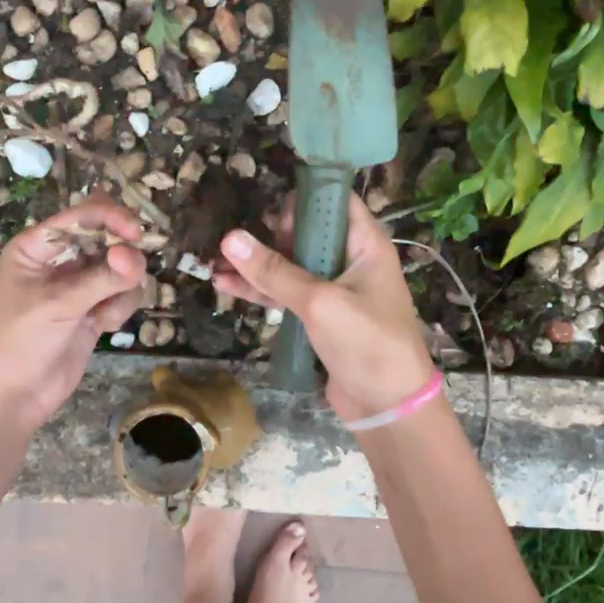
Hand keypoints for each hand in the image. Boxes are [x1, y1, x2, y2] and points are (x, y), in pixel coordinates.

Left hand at [0, 196, 147, 431]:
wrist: (8, 397)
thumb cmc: (17, 341)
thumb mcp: (56, 304)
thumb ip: (101, 278)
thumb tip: (137, 255)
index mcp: (37, 247)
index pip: (82, 217)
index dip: (111, 219)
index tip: (135, 234)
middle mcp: (59, 261)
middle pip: (106, 237)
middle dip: (122, 253)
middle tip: (131, 273)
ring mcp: (77, 287)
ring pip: (120, 268)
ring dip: (122, 285)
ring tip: (106, 312)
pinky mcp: (92, 312)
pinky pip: (120, 295)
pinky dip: (120, 306)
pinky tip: (104, 325)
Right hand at [212, 194, 435, 421]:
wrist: (389, 406)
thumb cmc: (367, 343)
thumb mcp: (320, 302)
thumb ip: (274, 272)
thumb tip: (229, 238)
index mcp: (365, 244)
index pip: (335, 201)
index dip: (302, 196)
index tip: (268, 205)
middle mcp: (351, 259)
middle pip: (306, 231)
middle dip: (269, 233)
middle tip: (238, 242)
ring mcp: (335, 288)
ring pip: (291, 264)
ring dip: (257, 264)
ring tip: (214, 262)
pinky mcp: (320, 316)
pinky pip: (287, 293)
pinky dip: (261, 290)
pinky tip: (226, 285)